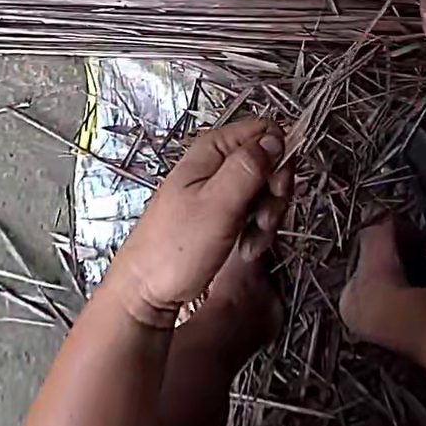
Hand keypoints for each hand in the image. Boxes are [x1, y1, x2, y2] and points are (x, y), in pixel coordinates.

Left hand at [103, 119, 292, 328]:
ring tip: (250, 240)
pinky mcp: (225, 213)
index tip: (274, 188)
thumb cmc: (177, 248)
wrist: (147, 292)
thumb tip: (275, 138)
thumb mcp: (217, 204)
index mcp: (213, 149)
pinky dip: (257, 231)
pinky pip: (256, 212)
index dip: (278, 157)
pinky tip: (246, 248)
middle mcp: (218, 163)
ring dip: (267, 217)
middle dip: (274, 193)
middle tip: (261, 219)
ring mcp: (221, 189)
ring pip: (266, 190)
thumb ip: (248, 167)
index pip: (265, 132)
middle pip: (270, 162)